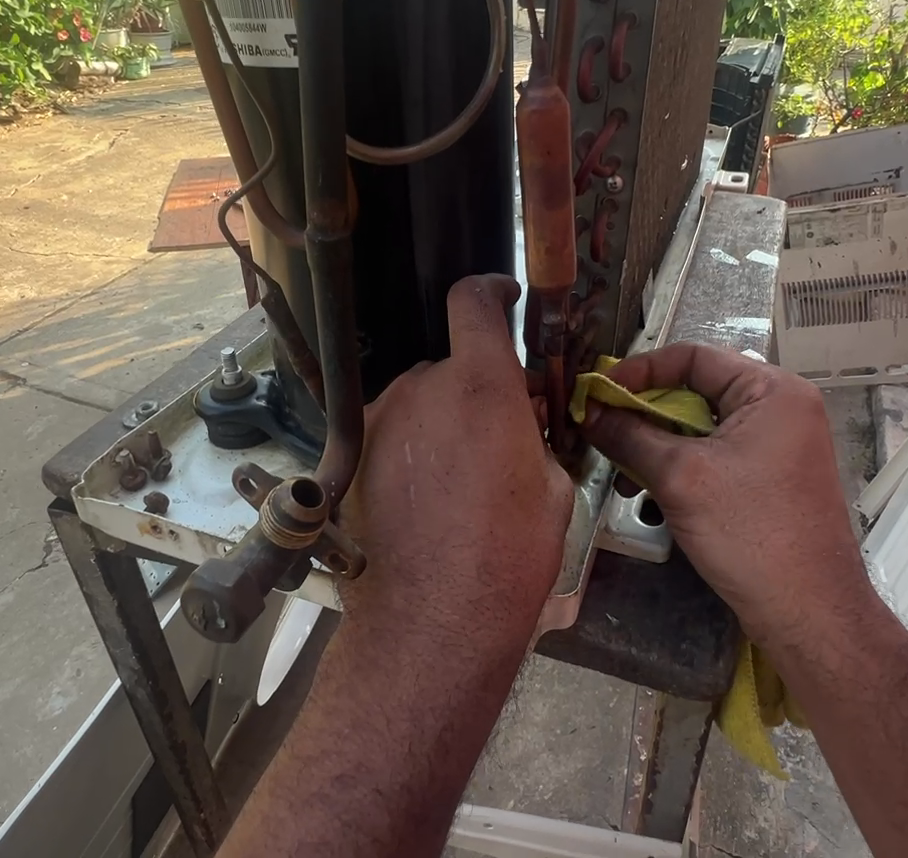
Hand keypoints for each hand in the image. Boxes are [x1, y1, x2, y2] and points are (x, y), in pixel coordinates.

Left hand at [338, 274, 573, 651]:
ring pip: (418, 401)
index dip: (491, 291)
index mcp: (479, 385)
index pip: (473, 301)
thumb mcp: (552, 488)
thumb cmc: (509, 555)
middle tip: (491, 439)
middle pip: (448, 364)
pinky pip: (391, 433)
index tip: (504, 297)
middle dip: (472, 390)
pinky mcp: (355, 455)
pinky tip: (423, 497)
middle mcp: (420, 388)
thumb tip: (518, 422)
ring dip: (439, 422)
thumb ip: (532, 433)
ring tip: (455, 479)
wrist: (435, 618)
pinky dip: (410, 449)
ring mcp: (380, 421)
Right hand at [580, 343, 874, 646]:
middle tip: (602, 429)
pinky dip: (679, 463)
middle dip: (643, 411)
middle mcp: (780, 406)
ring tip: (621, 469)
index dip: (639, 370)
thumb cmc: (749, 532)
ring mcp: (777, 443)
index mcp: (771, 390)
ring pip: (700, 425)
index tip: (597, 392)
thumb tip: (589, 411)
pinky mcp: (769, 475)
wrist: (809, 612)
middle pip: (695, 389)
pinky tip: (648, 487)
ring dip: (656, 442)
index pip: (692, 356)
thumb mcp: (679, 476)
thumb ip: (630, 434)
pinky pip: (714, 452)